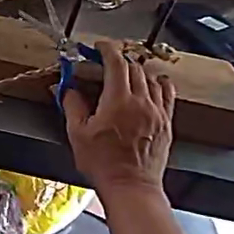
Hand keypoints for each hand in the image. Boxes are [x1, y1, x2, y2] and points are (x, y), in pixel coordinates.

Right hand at [62, 38, 174, 196]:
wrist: (131, 187)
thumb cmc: (103, 164)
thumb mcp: (77, 134)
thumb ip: (72, 105)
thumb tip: (66, 87)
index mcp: (118, 101)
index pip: (116, 63)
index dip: (107, 49)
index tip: (99, 46)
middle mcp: (141, 101)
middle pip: (134, 67)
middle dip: (119, 60)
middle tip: (105, 62)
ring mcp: (157, 111)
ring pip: (150, 78)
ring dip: (137, 71)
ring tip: (125, 74)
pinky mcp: (166, 122)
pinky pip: (167, 94)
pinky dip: (158, 83)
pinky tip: (153, 83)